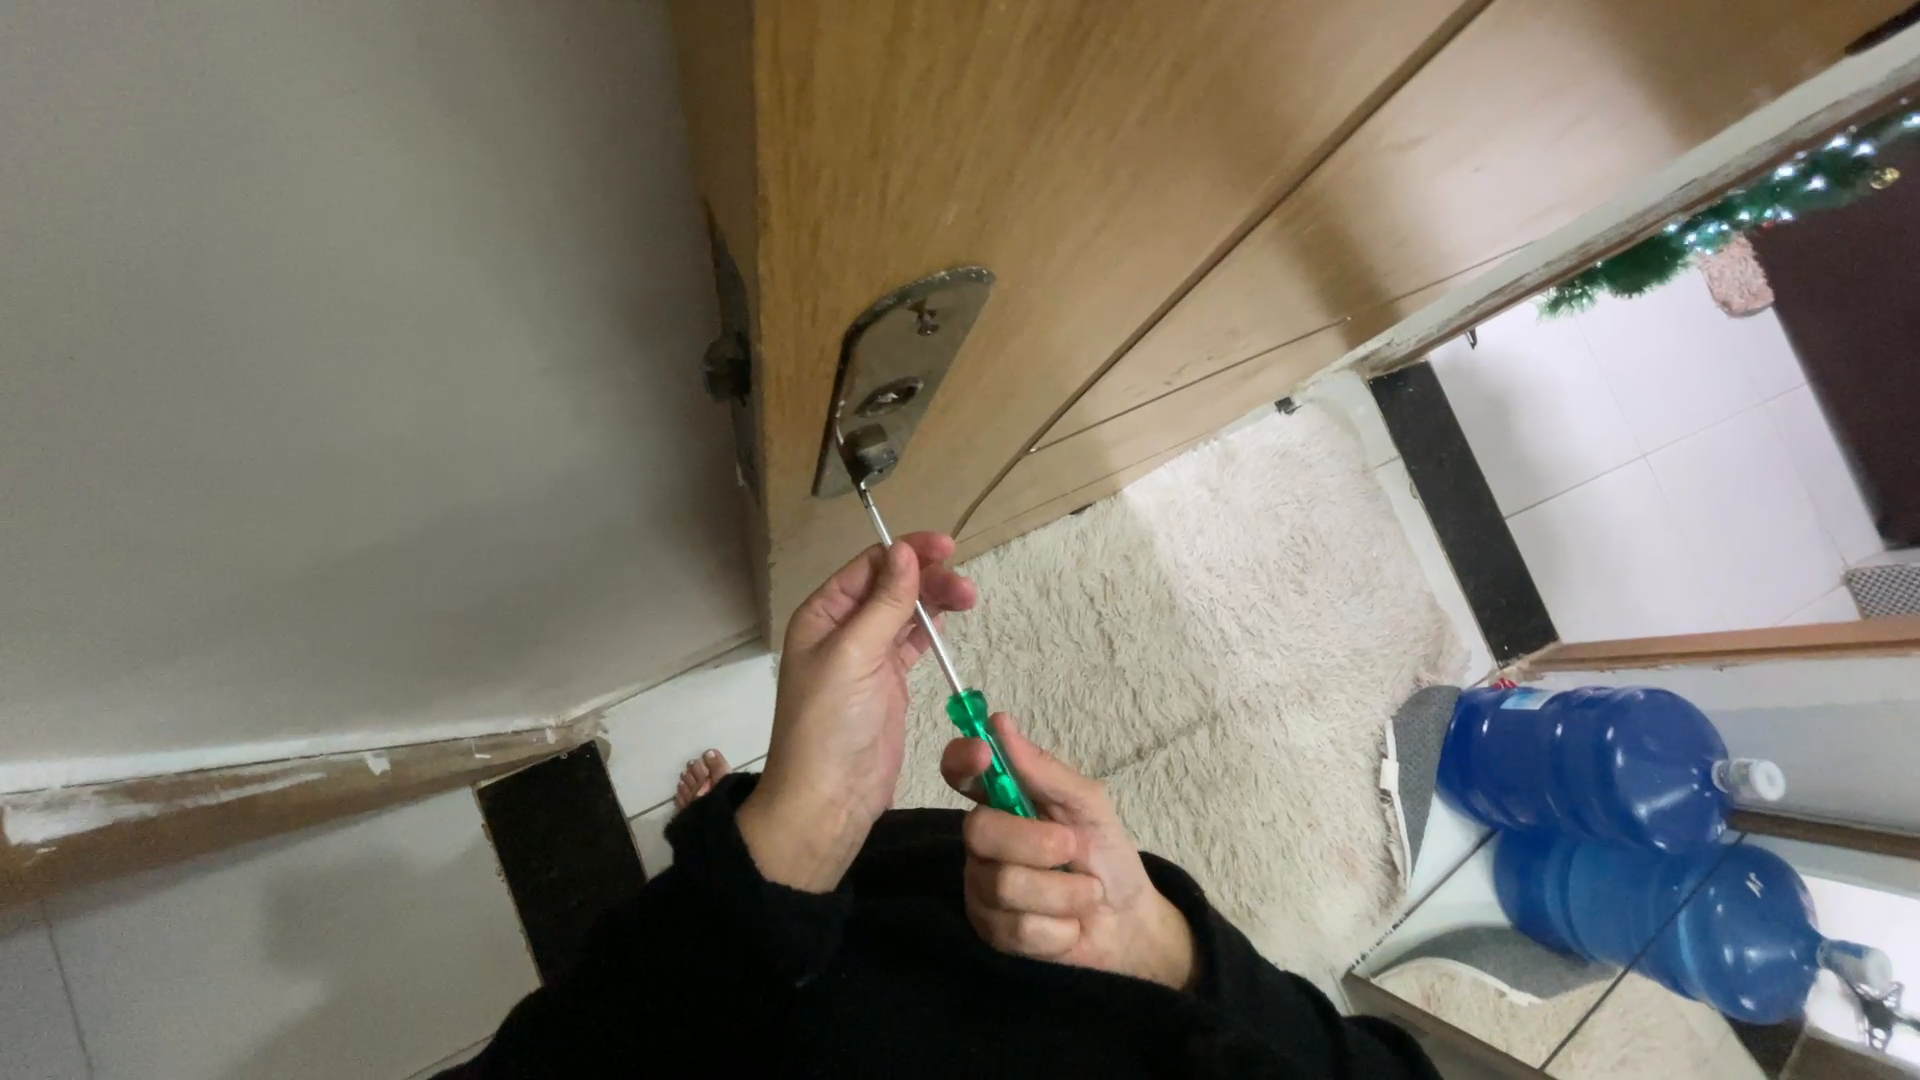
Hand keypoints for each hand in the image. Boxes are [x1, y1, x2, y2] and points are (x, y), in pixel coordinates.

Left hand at [737, 533, 976, 892]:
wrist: (830, 798)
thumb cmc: (830, 722)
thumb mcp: (853, 655)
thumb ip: (884, 603)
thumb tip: (905, 551)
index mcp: (823, 614)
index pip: (868, 568)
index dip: (906, 553)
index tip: (946, 548)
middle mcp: (844, 629)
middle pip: (891, 587)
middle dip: (928, 579)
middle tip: (965, 588)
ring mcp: (868, 656)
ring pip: (906, 613)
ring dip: (935, 601)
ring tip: (968, 598)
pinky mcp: (889, 682)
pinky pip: (912, 643)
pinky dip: (931, 629)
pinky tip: (949, 617)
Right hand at [941, 714, 1196, 990]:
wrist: (1128, 923)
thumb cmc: (1107, 853)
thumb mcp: (1089, 803)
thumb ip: (1044, 770)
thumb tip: (999, 722)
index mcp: (1001, 798)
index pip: (959, 770)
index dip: (962, 758)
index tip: (984, 754)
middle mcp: (983, 838)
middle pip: (978, 831)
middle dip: (1034, 842)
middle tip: (1072, 847)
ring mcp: (981, 885)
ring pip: (1002, 884)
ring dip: (1061, 891)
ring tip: (1085, 892)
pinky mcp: (991, 931)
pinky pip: (1015, 928)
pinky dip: (1059, 927)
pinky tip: (1070, 924)